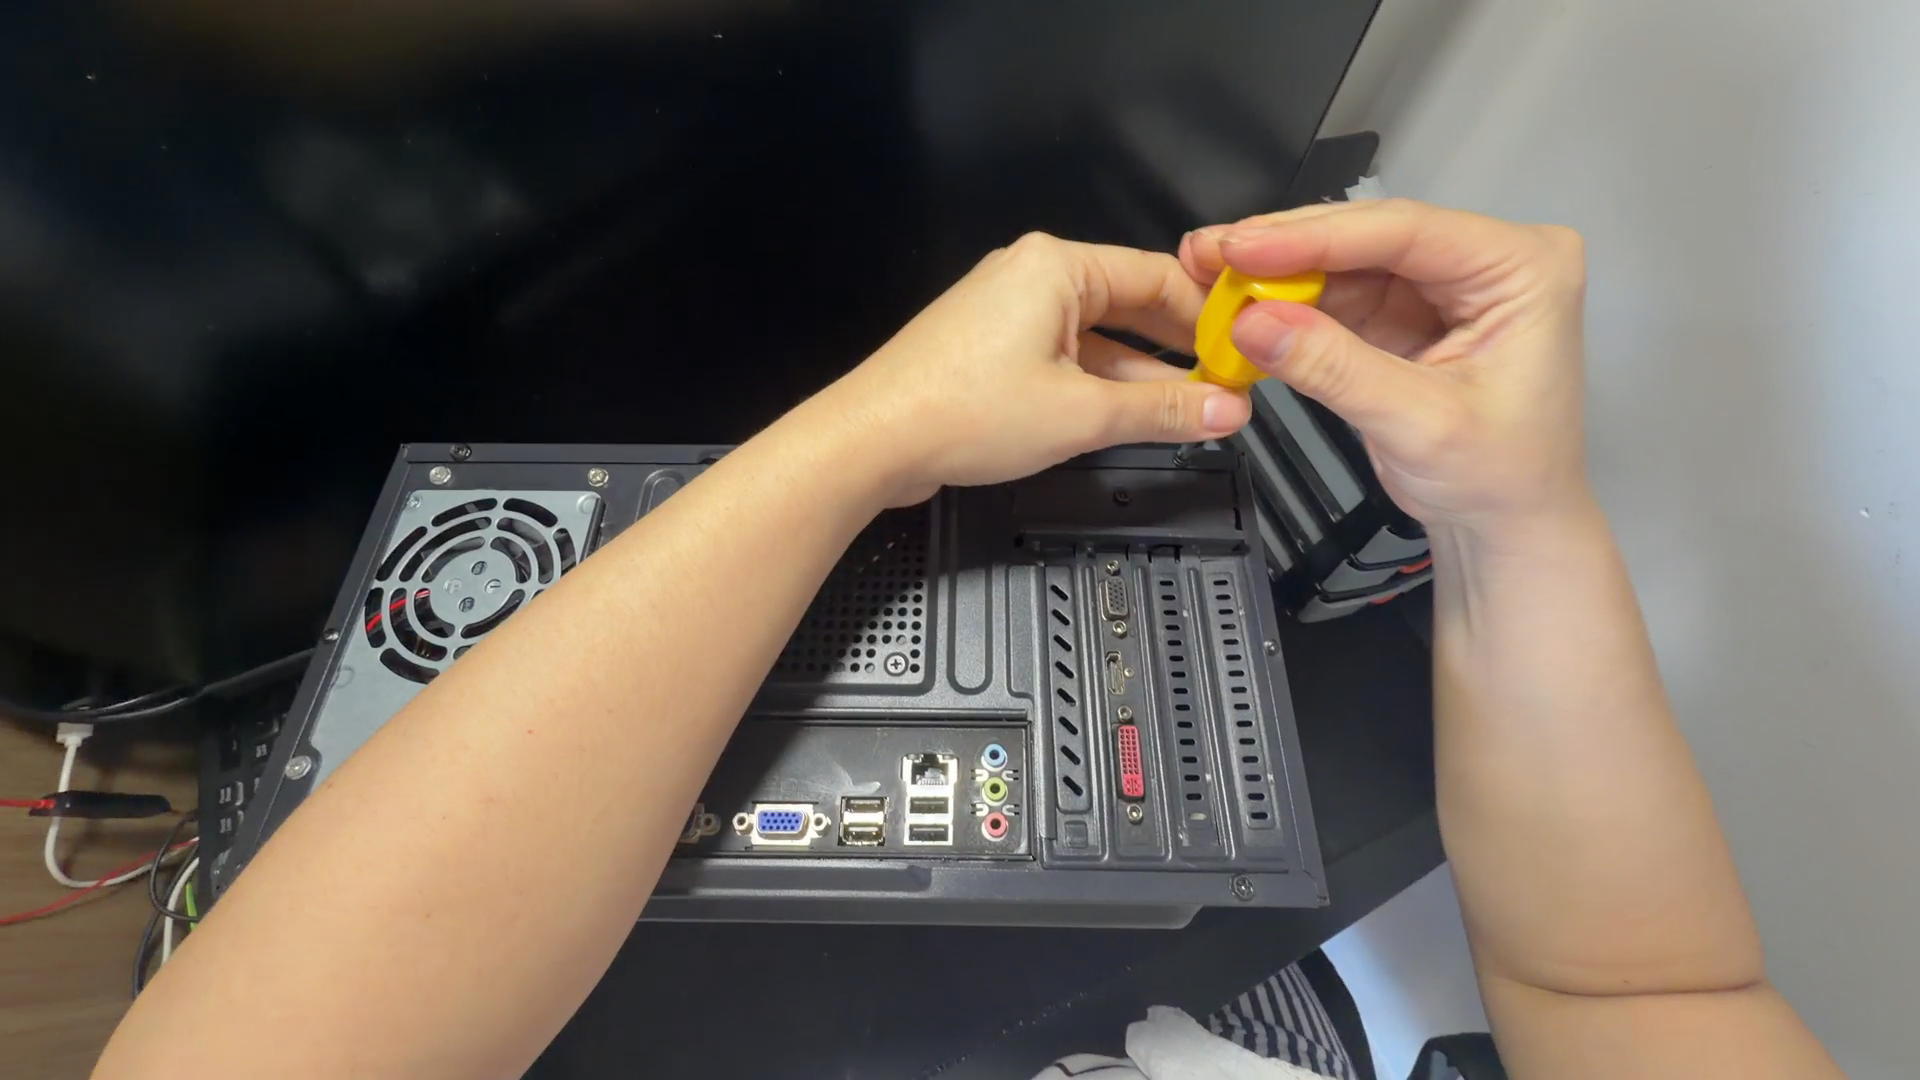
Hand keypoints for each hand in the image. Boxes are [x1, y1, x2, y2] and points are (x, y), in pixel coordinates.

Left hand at [819, 233, 1253, 505]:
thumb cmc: (962, 412)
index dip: (1206, 318)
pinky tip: (1124, 416)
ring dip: (1135, 376)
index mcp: (1055, 267)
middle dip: (1174, 351)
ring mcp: (1004, 317)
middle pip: (1125, 307)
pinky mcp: (987, 352)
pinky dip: (1092, 386)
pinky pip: (1058, 361)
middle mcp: (1029, 279)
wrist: (872, 442)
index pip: (1157, 278)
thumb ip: (1160, 411)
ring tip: (1186, 410)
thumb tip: (1222, 411)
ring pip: (1091, 340)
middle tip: (1221, 385)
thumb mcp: (1080, 414)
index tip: (1240, 352)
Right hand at [1178, 199, 1589, 538]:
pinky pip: (1331, 301)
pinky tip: (1241, 306)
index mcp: (1519, 266)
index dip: (1315, 238)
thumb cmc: (1494, 475)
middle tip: (1209, 250)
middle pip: (1367, 237)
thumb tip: (1249, 323)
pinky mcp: (1397, 318)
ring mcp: (1432, 289)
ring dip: (1274, 273)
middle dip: (1284, 246)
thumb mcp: (1415, 422)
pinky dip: (1284, 307)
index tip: (1240, 248)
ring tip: (1210, 273)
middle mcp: (1477, 262)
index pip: (1404, 233)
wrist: (1501, 520)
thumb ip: (1333, 368)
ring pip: (1341, 265)